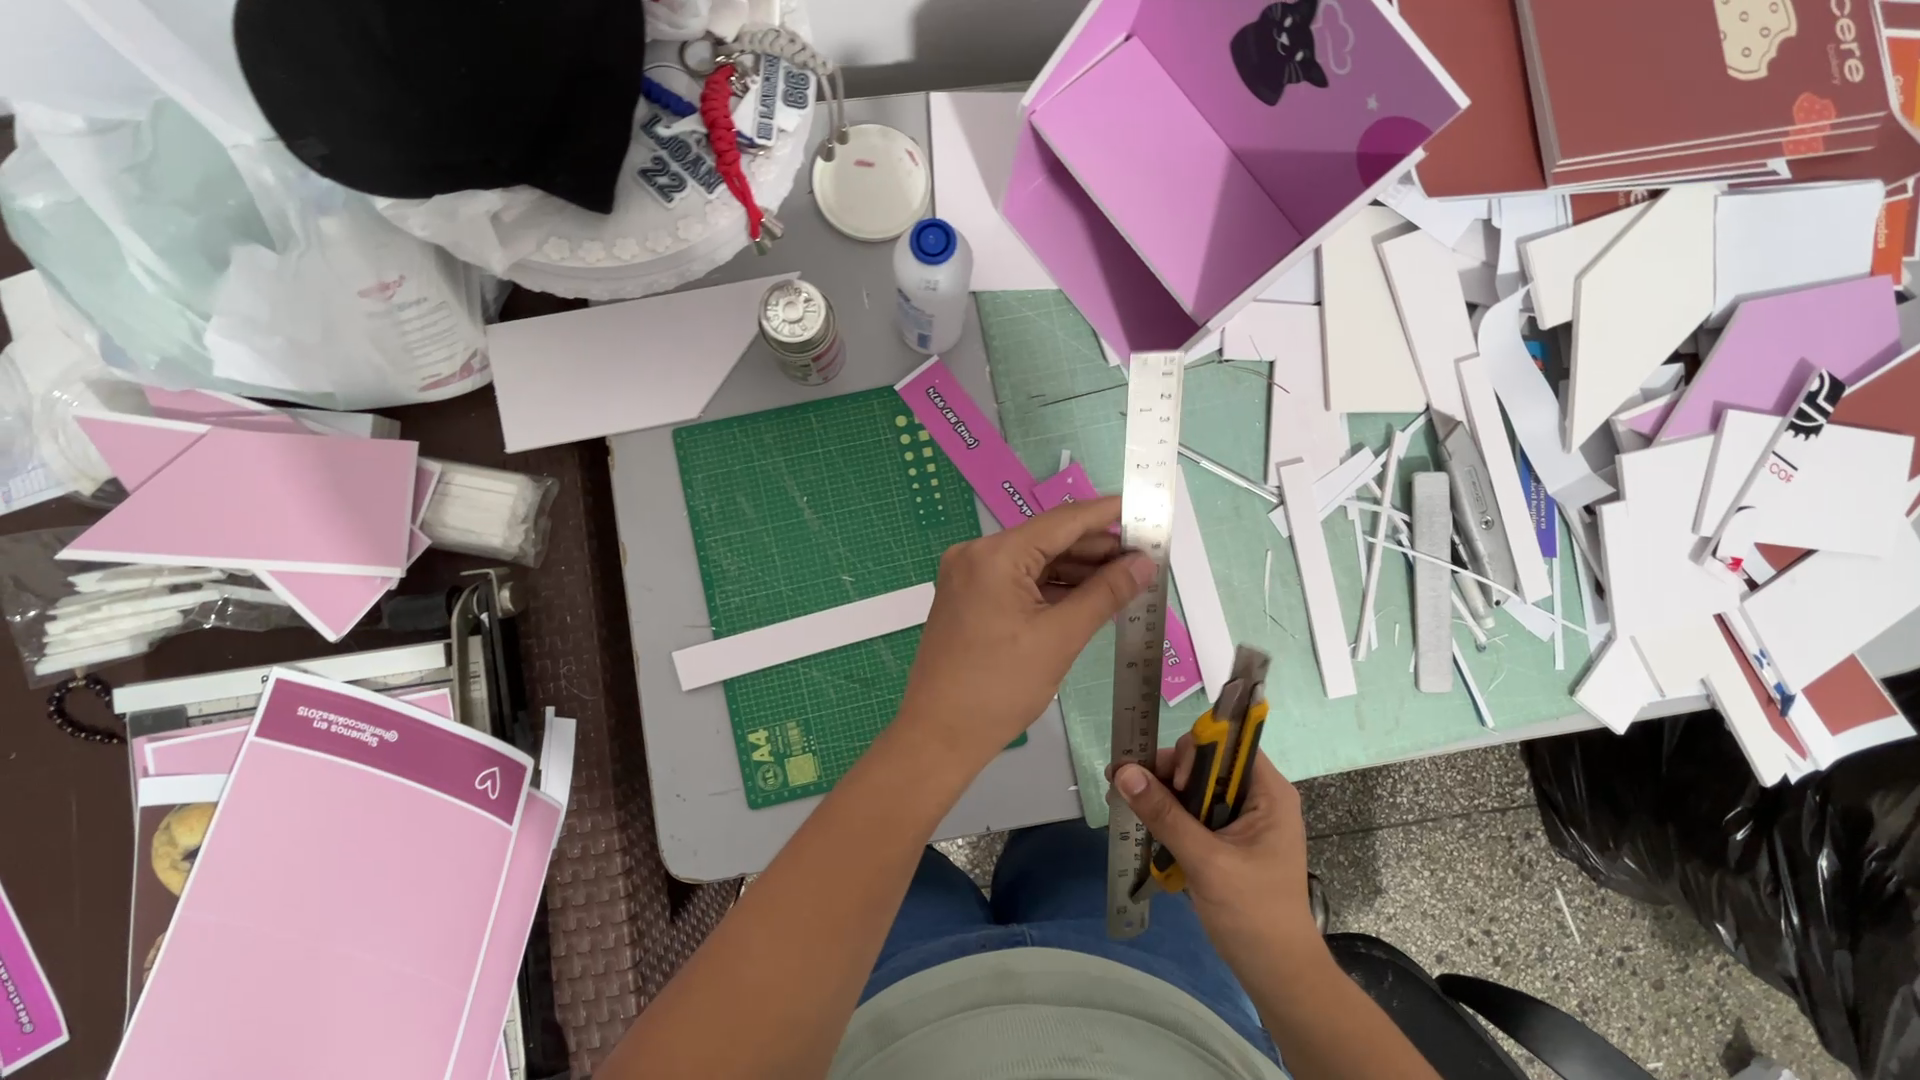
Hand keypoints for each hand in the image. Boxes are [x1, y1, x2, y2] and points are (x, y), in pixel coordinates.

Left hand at [897, 496, 1153, 763]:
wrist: (938, 736)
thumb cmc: (999, 688)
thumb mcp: (1060, 638)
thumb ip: (1105, 594)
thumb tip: (1143, 563)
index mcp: (995, 555)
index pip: (1062, 521)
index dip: (1106, 515)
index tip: (1144, 511)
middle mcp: (977, 554)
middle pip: (1048, 540)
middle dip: (1097, 549)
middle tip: (1145, 559)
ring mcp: (969, 577)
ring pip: (1034, 562)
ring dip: (1077, 570)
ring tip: (1126, 579)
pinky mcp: (969, 599)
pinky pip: (1018, 582)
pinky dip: (1052, 588)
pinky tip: (1088, 596)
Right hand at [1114, 748, 1319, 955]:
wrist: (1277, 975)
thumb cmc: (1252, 914)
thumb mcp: (1205, 862)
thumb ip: (1164, 815)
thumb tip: (1124, 773)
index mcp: (1268, 794)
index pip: (1228, 746)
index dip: (1194, 753)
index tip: (1168, 782)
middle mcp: (1258, 799)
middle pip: (1207, 765)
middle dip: (1166, 774)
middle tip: (1127, 789)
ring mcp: (1244, 821)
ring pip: (1197, 789)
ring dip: (1164, 796)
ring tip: (1127, 806)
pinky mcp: (1230, 842)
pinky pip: (1196, 814)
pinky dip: (1171, 818)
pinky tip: (1144, 826)